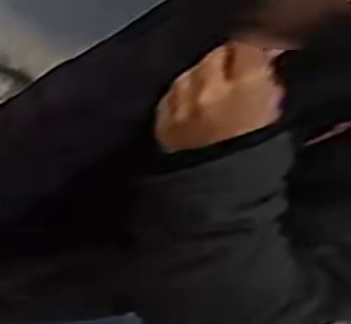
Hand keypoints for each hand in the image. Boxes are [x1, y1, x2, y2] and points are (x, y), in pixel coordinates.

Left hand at [155, 42, 286, 152]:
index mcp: (243, 84)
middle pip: (209, 60)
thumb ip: (259, 71)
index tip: (247, 51)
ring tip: (207, 81)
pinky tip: (186, 97)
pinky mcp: (158, 124)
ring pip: (184, 77)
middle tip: (227, 65)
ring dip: (196, 74)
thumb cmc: (249, 133)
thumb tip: (255, 54)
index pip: (242, 47)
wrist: (212, 172)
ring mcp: (178, 111)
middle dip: (220, 59)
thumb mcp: (269, 95)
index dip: (245, 46)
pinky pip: (166, 98)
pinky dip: (177, 92)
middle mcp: (206, 94)